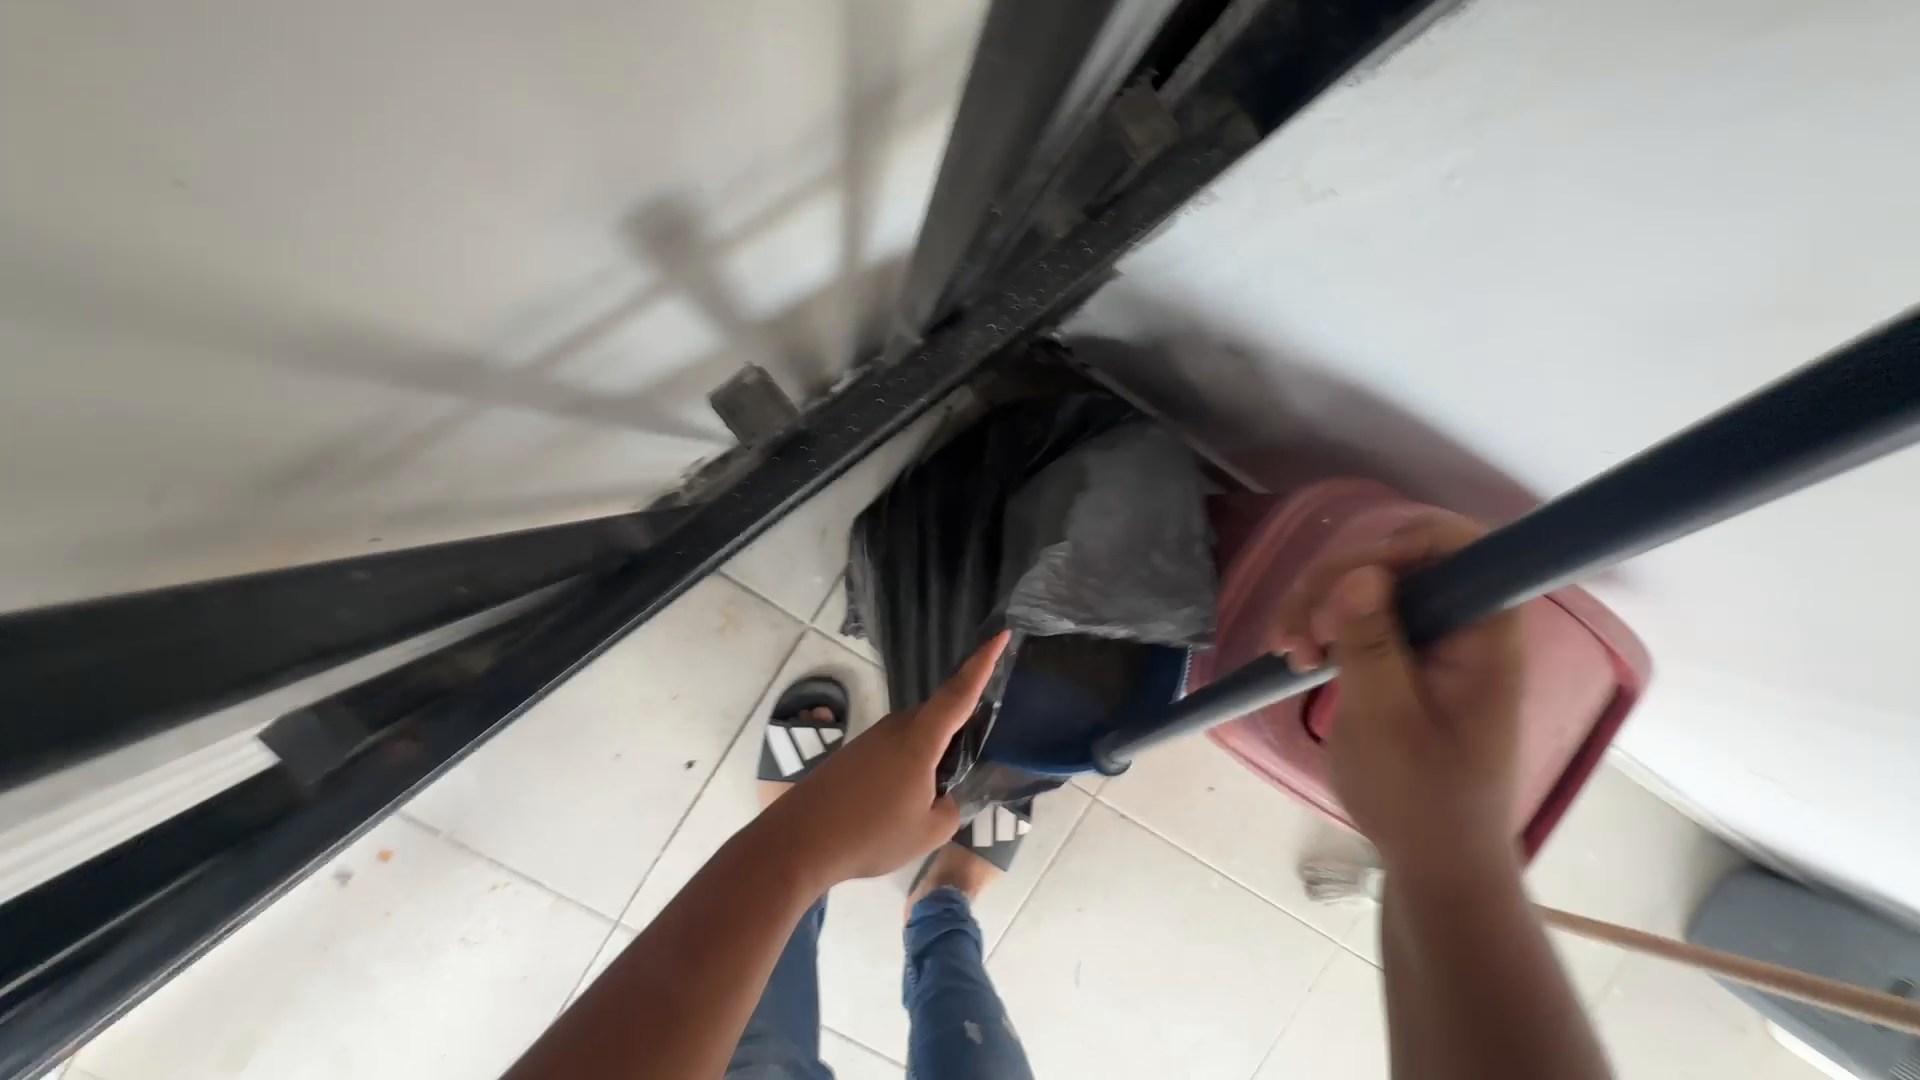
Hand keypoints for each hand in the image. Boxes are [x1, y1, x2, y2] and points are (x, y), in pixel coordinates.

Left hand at [759, 632, 1007, 886]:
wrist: (798, 842)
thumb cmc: (869, 834)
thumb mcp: (928, 832)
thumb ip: (951, 808)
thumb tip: (945, 796)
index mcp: (920, 739)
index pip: (960, 693)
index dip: (984, 663)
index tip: (1001, 635)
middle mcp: (896, 728)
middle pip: (939, 717)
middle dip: (960, 731)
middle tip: (975, 761)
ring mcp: (871, 739)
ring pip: (915, 737)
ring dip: (931, 758)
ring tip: (931, 798)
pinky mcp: (854, 755)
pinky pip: (894, 751)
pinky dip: (908, 768)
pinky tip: (899, 804)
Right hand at [1272, 513, 1524, 879]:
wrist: (1429, 857)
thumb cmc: (1418, 798)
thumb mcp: (1386, 721)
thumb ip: (1373, 644)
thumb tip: (1360, 572)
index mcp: (1481, 636)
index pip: (1460, 548)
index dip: (1402, 543)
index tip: (1347, 582)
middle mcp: (1457, 626)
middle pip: (1395, 561)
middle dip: (1335, 586)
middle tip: (1299, 634)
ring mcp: (1426, 640)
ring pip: (1364, 586)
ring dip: (1315, 608)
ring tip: (1289, 653)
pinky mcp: (1398, 657)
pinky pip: (1353, 616)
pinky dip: (1316, 626)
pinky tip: (1294, 656)